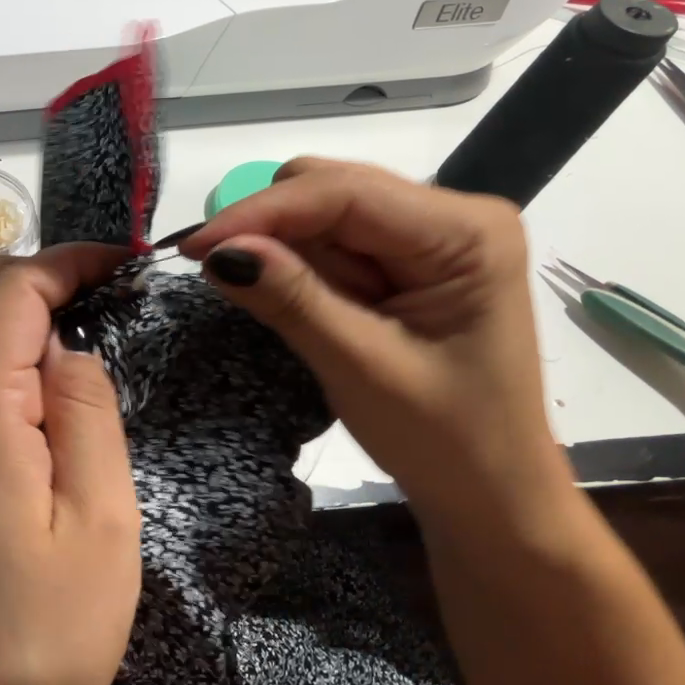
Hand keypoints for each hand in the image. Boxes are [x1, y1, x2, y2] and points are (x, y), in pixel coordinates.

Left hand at [0, 244, 139, 684]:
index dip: (71, 259)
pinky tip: (59, 364)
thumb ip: (86, 403)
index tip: (131, 262)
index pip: (13, 287)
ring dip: (29, 301)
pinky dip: (13, 338)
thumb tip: (70, 341)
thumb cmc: (59, 615)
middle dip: (46, 270)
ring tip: (98, 317)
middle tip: (116, 290)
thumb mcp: (102, 508)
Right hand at [179, 158, 569, 535]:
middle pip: (330, 188)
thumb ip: (291, 299)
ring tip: (284, 308)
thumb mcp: (359, 368)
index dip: (260, 213)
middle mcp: (452, 216)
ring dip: (284, 250)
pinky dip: (299, 266)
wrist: (491, 495)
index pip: (342, 193)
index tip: (193, 249)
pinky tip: (297, 300)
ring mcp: (430, 235)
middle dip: (270, 228)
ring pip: (323, 211)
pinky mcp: (407, 260)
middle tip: (225, 277)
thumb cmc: (443, 440)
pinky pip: (332, 242)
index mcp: (465, 233)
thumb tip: (217, 251)